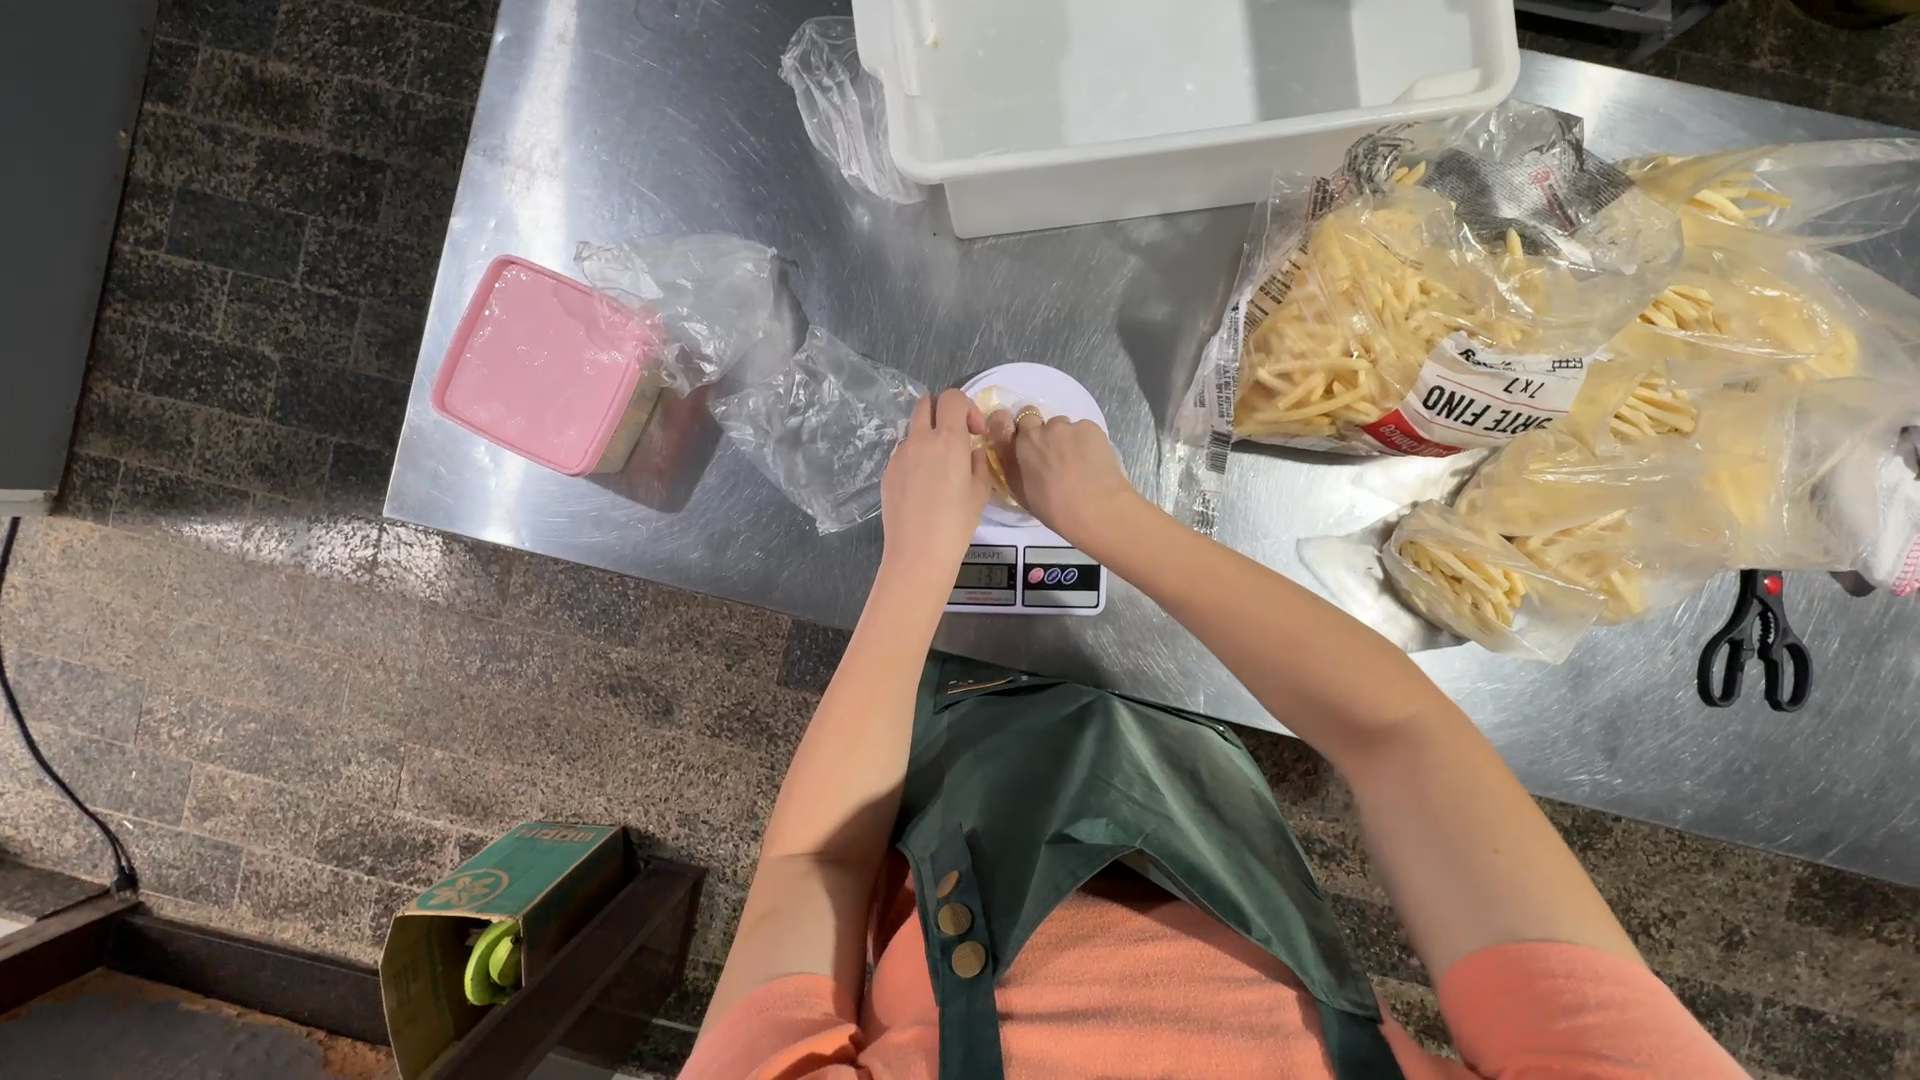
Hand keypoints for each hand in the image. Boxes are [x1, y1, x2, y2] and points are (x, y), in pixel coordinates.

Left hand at [880, 388, 988, 579]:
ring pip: (912, 430)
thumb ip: (978, 463)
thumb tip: (972, 451)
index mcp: (947, 440)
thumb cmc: (956, 523)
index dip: (967, 407)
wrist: (918, 552)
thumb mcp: (980, 492)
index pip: (953, 398)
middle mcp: (920, 440)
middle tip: (955, 437)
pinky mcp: (887, 473)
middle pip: (926, 403)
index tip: (975, 432)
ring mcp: (899, 455)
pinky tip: (923, 487)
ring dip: (927, 436)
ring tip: (939, 466)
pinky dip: (915, 458)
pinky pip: (902, 454)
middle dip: (943, 412)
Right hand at [985, 408, 1141, 544]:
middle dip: (1048, 435)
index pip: (1021, 419)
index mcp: (1024, 443)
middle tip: (1057, 457)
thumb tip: (1019, 455)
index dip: (1027, 431)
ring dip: (1069, 439)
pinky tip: (1094, 461)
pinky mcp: (1092, 428)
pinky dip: (1088, 442)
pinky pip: (1086, 430)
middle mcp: (1045, 428)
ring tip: (1080, 462)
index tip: (1033, 446)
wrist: (1096, 508)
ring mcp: (1070, 426)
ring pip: (1067, 427)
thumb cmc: (1054, 508)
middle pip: (1044, 422)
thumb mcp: (1021, 490)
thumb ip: (1015, 465)